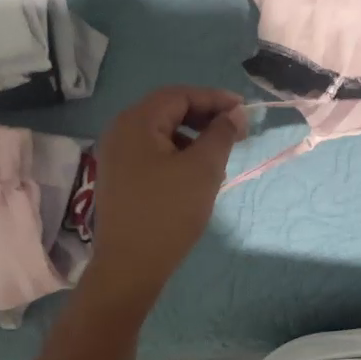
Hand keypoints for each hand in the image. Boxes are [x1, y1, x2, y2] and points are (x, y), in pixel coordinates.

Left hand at [82, 86, 246, 310]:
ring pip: (161, 134)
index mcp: (136, 122)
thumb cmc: (168, 212)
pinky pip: (152, 153)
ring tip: (219, 156)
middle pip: (168, 111)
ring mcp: (116, 156)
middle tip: (236, 131)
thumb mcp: (203, 170)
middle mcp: (120, 131)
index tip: (244, 111)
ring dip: (193, 137)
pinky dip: (178, 154)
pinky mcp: (119, 178)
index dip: (214, 98)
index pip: (179, 95)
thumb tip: (235, 113)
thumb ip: (221, 135)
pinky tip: (196, 175)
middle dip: (204, 116)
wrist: (130, 265)